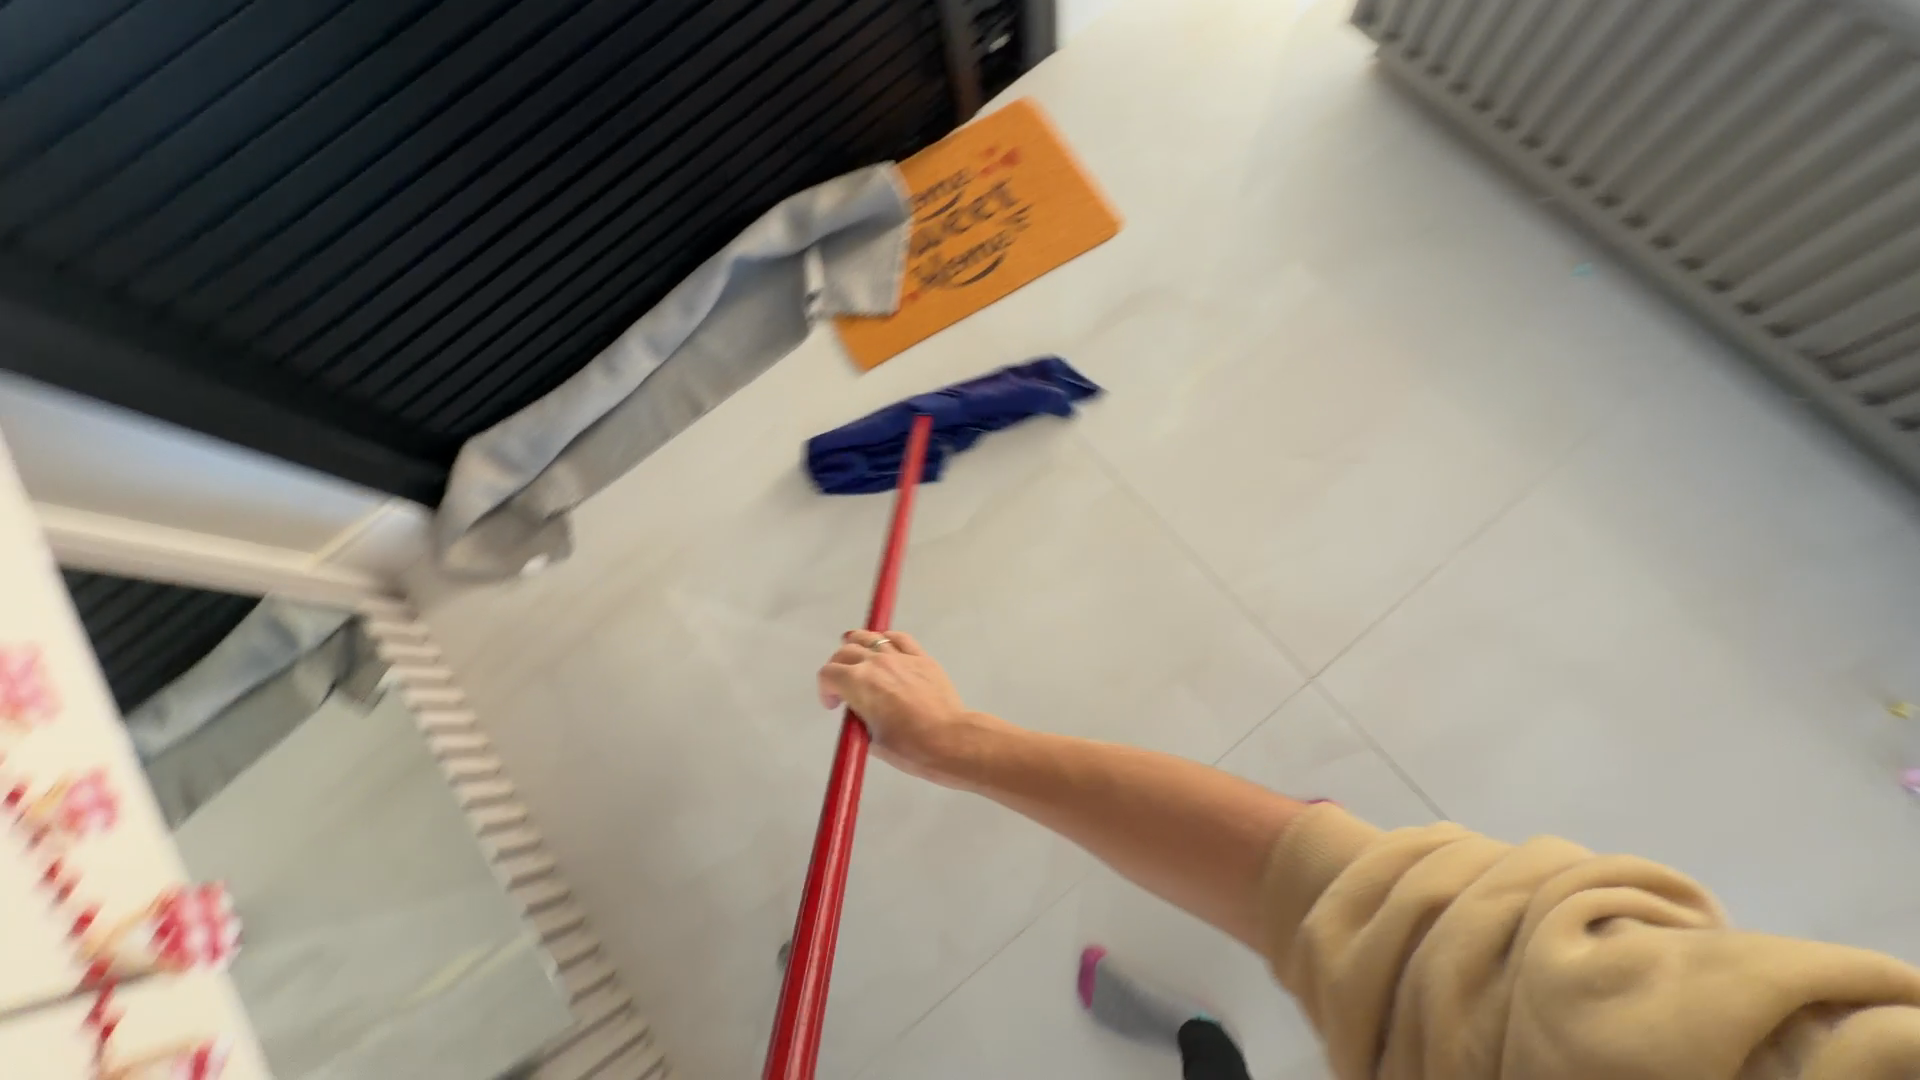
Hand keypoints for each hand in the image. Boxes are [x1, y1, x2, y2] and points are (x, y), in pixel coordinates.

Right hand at [817, 630, 1004, 785]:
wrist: (950, 739)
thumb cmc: (908, 747)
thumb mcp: (870, 739)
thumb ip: (859, 719)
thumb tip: (861, 710)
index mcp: (858, 683)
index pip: (828, 675)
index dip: (825, 690)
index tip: (834, 706)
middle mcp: (875, 662)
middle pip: (845, 653)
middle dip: (838, 668)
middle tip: (844, 686)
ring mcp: (900, 657)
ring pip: (870, 638)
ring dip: (857, 646)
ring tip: (857, 656)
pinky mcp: (922, 657)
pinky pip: (899, 638)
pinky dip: (887, 640)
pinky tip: (885, 648)